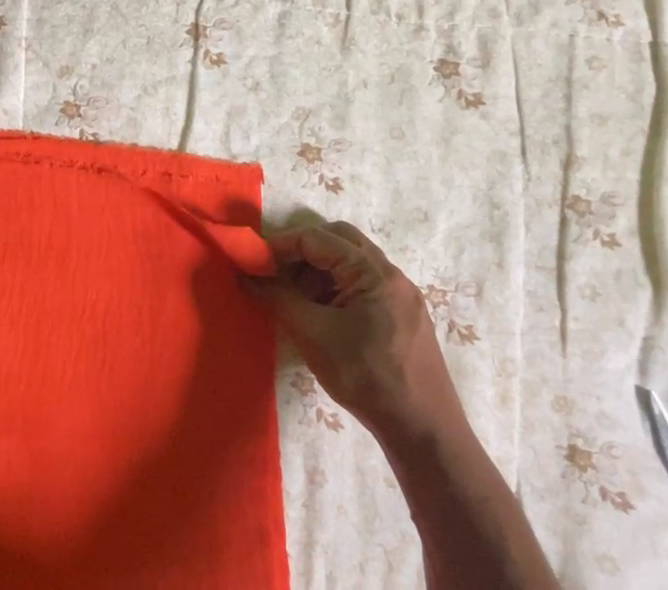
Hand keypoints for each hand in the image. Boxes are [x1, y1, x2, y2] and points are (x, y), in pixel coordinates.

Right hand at [248, 220, 464, 438]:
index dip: (280, 245)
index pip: (318, 238)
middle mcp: (393, 276)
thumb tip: (245, 275)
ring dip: (317, 271)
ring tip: (294, 298)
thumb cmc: (365, 375)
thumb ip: (275, 296)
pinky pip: (363, 285)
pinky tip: (319, 315)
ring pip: (351, 263)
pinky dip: (334, 288)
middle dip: (301, 251)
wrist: (422, 428)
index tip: (253, 262)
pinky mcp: (403, 317)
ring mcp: (402, 297)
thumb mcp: (311, 333)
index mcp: (374, 274)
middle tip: (274, 273)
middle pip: (340, 240)